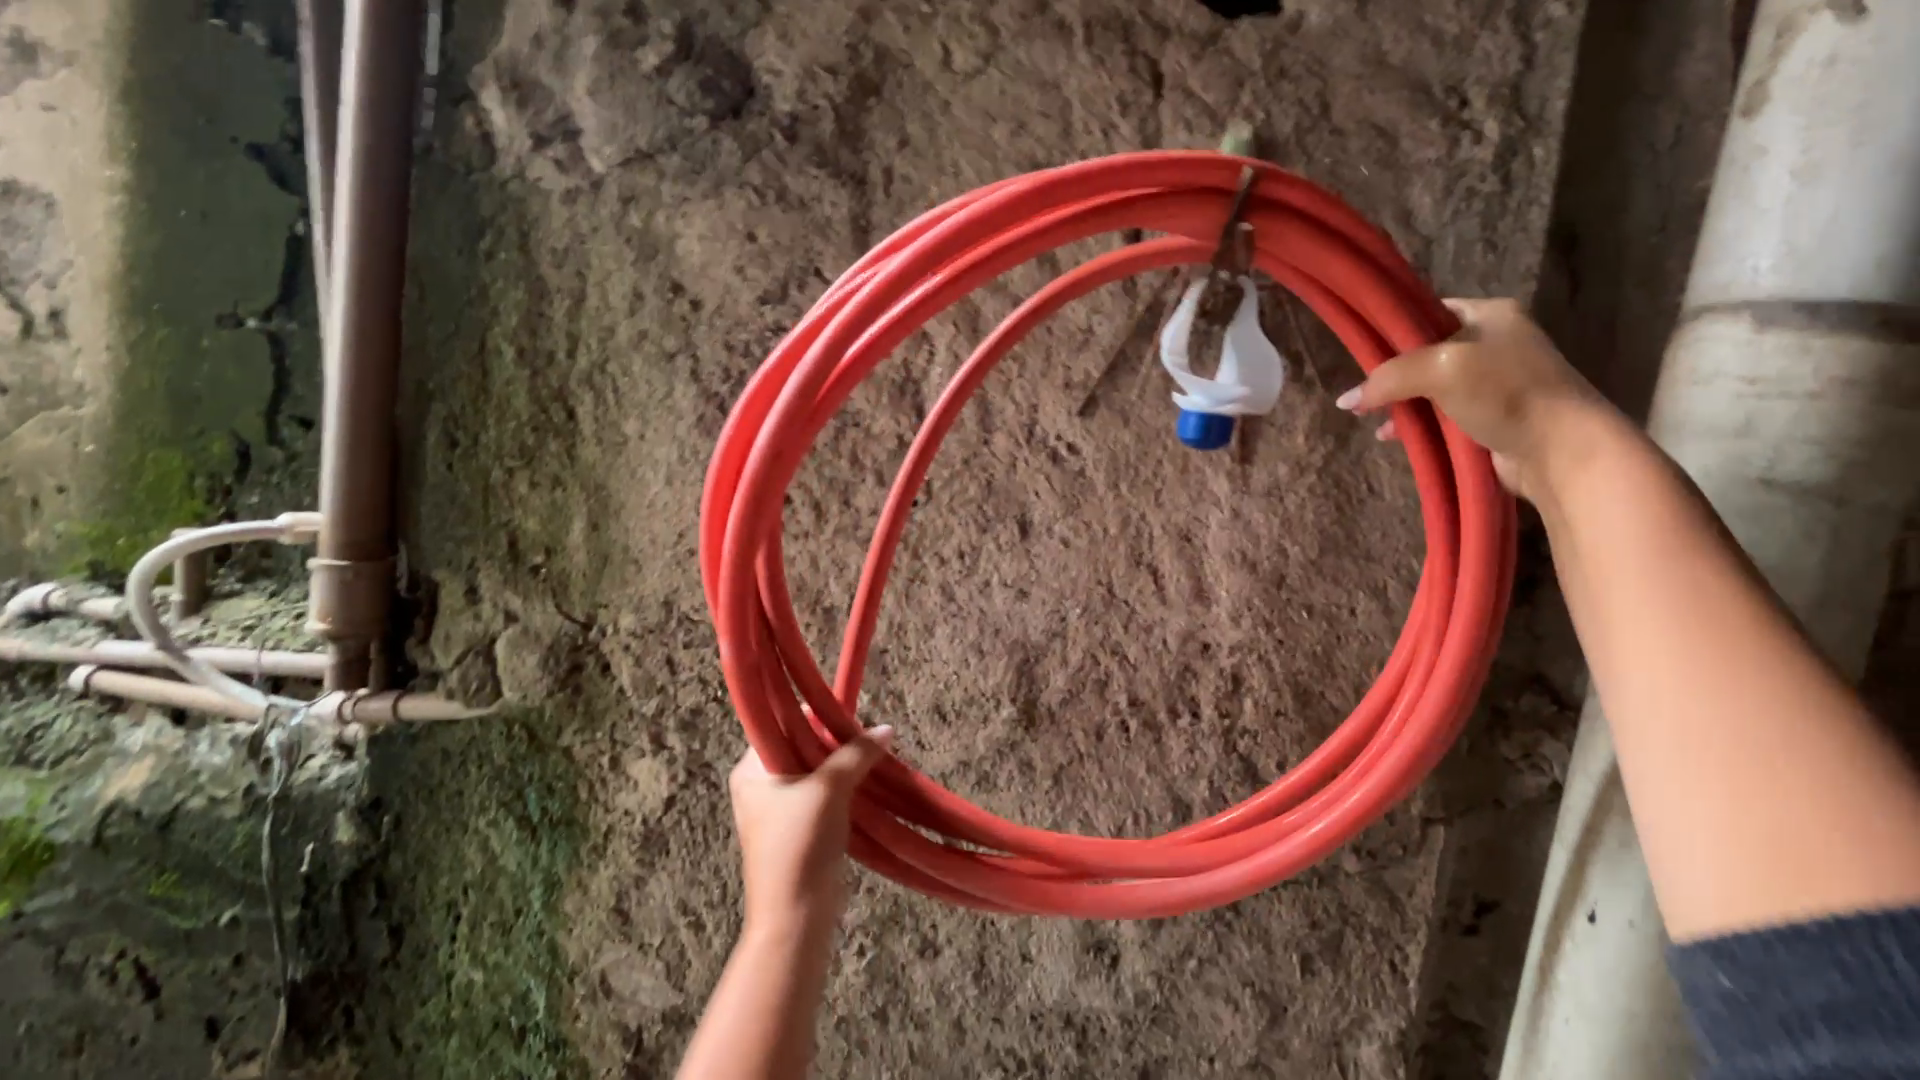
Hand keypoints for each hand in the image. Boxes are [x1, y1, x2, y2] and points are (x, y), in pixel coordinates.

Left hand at [727, 726, 892, 933]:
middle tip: (866, 741)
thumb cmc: (800, 846)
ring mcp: (780, 808)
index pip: (782, 723)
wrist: (795, 916)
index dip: (815, 716)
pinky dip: (844, 788)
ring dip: (843, 766)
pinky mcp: (800, 828)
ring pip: (816, 771)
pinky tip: (867, 784)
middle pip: (801, 746)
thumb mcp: (829, 790)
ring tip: (872, 759)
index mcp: (751, 769)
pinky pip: (823, 795)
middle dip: (835, 742)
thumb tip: (885, 729)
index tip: (849, 718)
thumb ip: (856, 755)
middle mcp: (760, 784)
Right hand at [1335, 298, 1614, 499]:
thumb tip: (1345, 400)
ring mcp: (1495, 382)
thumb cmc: (1504, 393)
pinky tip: (1393, 437)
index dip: (1395, 330)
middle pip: (1426, 351)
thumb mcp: (1439, 369)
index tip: (1363, 351)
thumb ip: (1389, 377)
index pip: (1430, 311)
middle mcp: (1494, 342)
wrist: (1561, 449)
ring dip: (1401, 402)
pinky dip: (1417, 424)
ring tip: (1371, 418)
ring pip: (1431, 387)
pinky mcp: (1491, 418)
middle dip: (1392, 373)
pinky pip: (1442, 415)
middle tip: (1363, 391)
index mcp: (1490, 315)